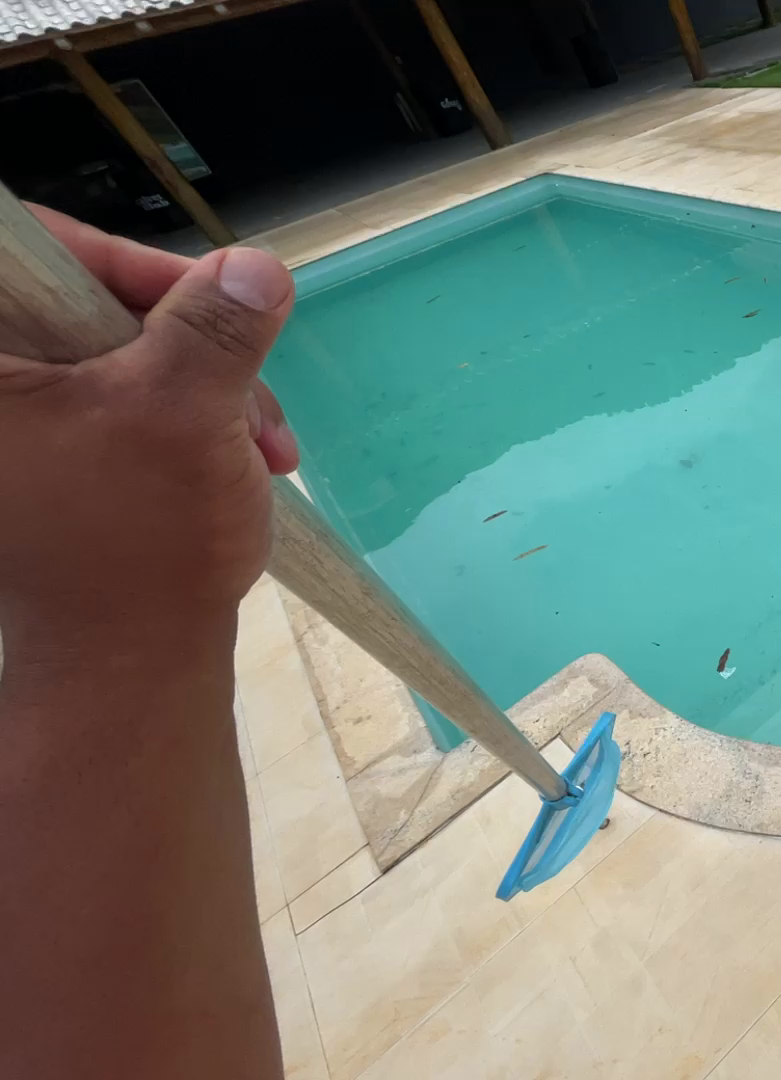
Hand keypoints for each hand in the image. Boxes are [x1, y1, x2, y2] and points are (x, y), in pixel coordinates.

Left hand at [0, 207, 300, 660]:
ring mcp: (19, 411)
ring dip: (215, 390)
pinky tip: (240, 452)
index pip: (39, 251)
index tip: (224, 313)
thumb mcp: (188, 417)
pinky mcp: (54, 439)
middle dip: (201, 353)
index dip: (139, 270)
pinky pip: (136, 391)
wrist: (133, 641)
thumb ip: (216, 332)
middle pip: (97, 305)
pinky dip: (198, 413)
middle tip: (255, 409)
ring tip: (262, 447)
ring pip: (131, 351)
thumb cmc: (142, 533)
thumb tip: (256, 264)